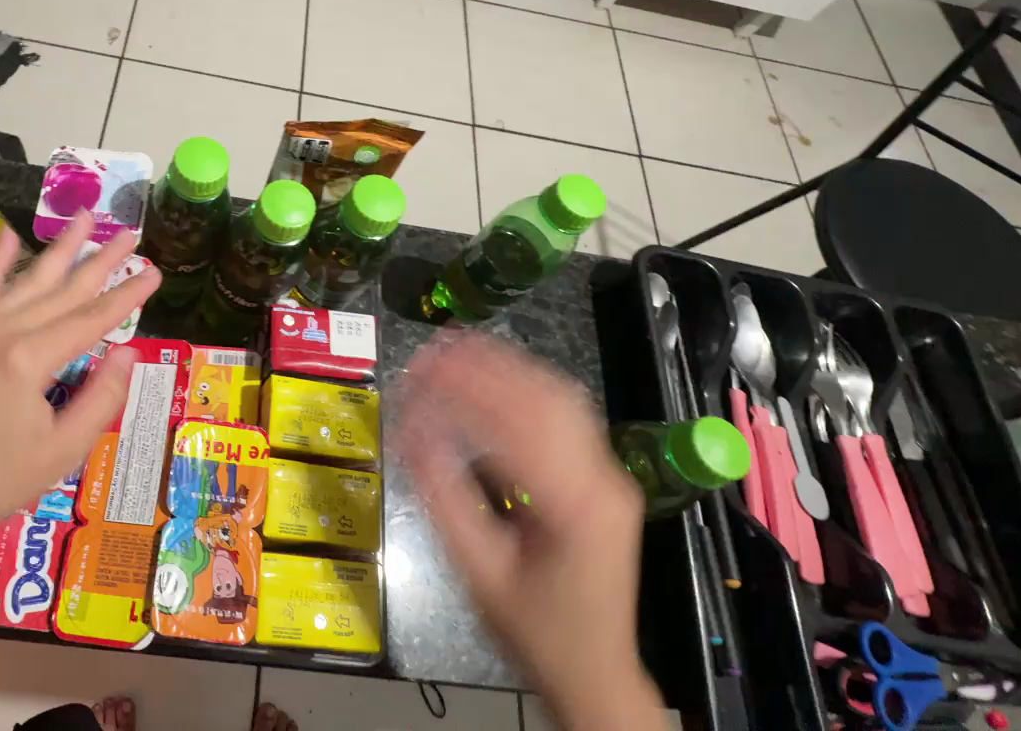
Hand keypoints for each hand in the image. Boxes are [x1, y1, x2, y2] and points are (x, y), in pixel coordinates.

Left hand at [0, 213, 159, 555]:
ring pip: (25, 281)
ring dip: (58, 249)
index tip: (155, 272)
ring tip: (85, 217)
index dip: (127, 295)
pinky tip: (8, 232)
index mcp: (29, 360)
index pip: (92, 319)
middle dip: (100, 261)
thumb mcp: (60, 453)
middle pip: (62, 289)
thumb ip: (100, 399)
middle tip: (130, 233)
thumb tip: (129, 352)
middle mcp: (0, 332)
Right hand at [398, 334, 661, 726]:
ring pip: (560, 398)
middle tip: (432, 350)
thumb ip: (444, 498)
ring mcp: (610, 473)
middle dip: (485, 365)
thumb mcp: (479, 571)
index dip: (463, 390)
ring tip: (458, 347)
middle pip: (544, 398)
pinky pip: (567, 414)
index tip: (418, 372)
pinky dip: (527, 384)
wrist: (595, 672)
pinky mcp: (603, 476)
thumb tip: (410, 432)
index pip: (514, 426)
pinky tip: (496, 374)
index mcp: (574, 506)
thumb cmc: (532, 632)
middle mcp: (602, 479)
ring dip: (508, 366)